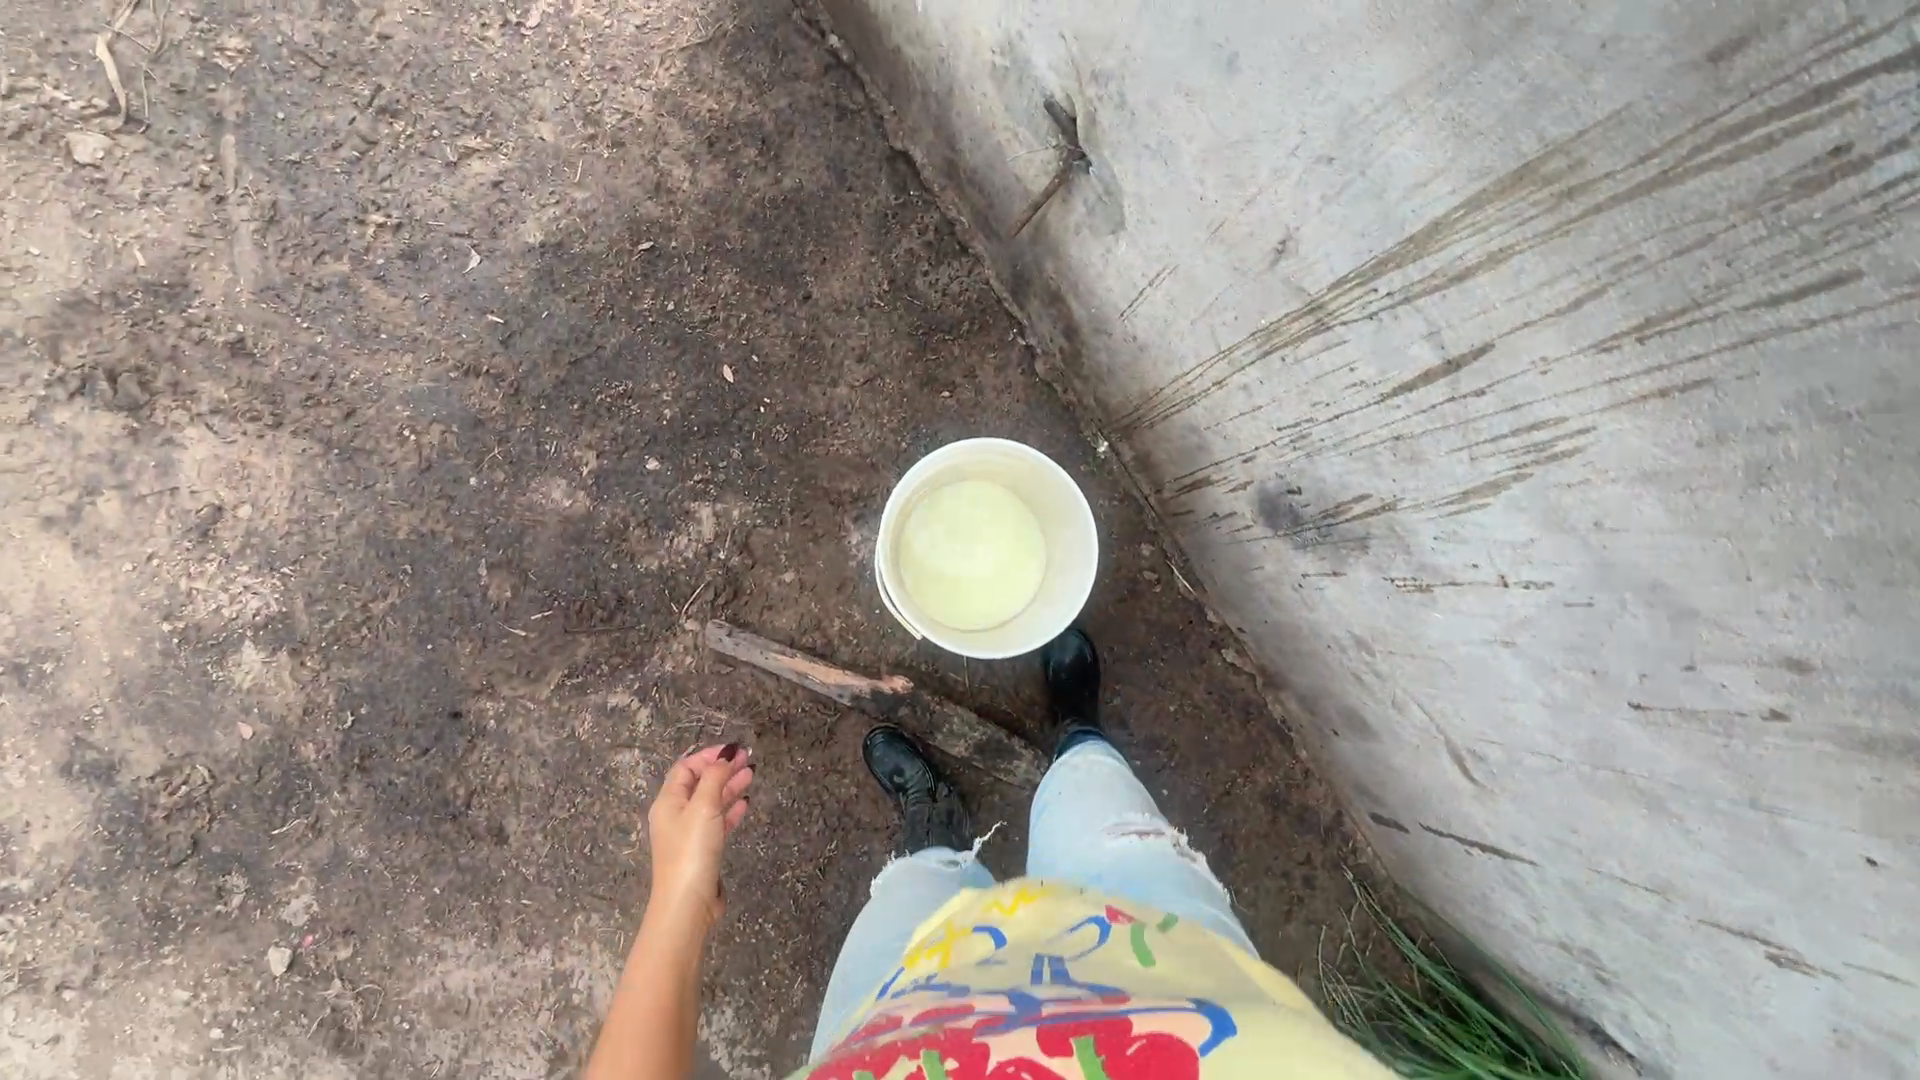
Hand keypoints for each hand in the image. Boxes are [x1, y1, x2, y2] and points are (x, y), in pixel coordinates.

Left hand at [645, 743, 754, 929]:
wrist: (688, 902)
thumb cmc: (692, 849)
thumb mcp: (704, 806)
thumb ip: (715, 777)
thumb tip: (726, 753)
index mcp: (668, 802)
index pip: (686, 768)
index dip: (708, 756)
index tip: (734, 750)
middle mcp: (675, 815)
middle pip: (699, 783)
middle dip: (722, 769)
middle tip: (747, 759)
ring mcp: (688, 834)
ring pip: (710, 801)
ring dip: (729, 786)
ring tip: (751, 775)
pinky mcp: (701, 850)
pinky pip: (716, 821)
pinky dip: (730, 809)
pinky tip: (745, 804)